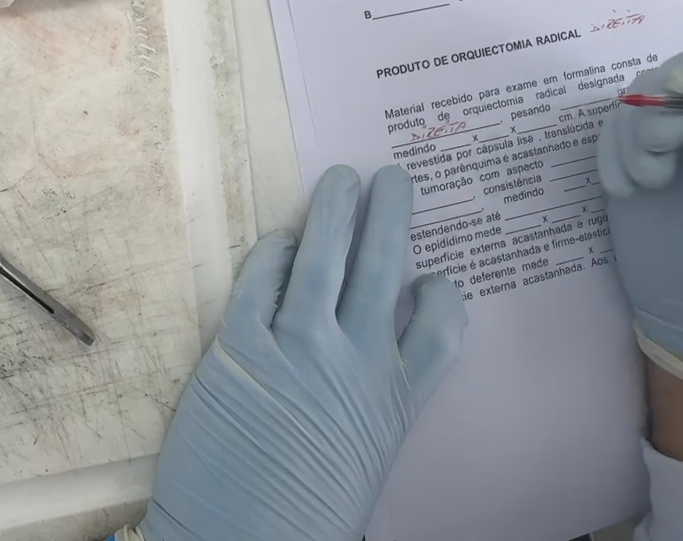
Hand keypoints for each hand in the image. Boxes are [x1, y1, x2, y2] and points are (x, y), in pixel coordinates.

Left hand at [133, 166, 467, 540]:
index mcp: (392, 401)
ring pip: (325, 258)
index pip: (440, 327)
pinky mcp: (240, 345)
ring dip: (336, 210)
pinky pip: (262, 278)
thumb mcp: (361, 459)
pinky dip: (275, 251)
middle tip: (393, 176)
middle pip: (383, 268)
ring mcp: (297, 348)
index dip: (442, 295)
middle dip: (392, 215)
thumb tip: (365, 343)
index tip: (435, 279)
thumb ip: (369, 398)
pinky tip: (281, 241)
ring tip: (343, 178)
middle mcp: (353, 363)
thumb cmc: (302, 515)